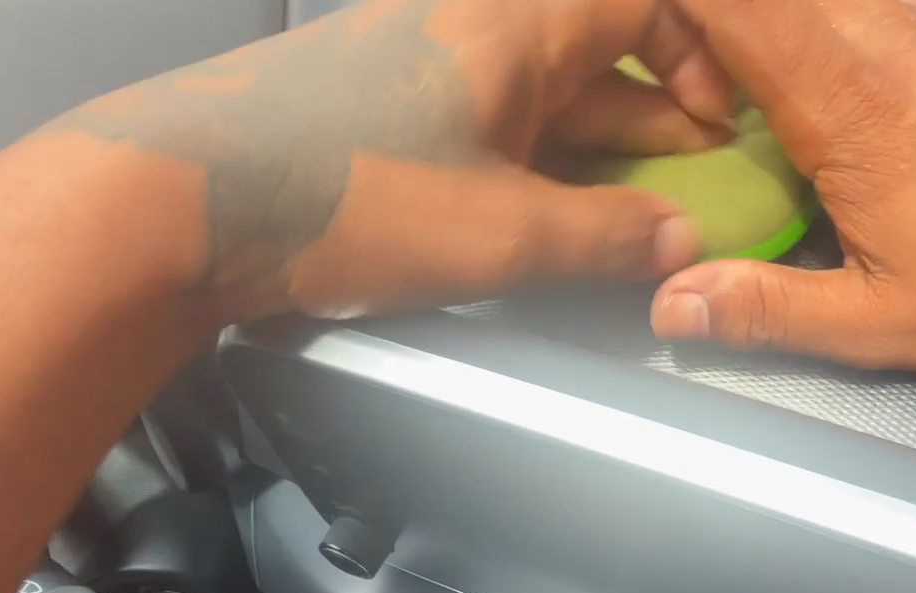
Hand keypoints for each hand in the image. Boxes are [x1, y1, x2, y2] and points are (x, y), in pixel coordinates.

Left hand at [57, 0, 735, 319]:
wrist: (197, 198)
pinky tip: (553, 203)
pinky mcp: (392, 111)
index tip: (718, 121)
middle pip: (596, 48)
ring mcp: (428, 67)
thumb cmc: (356, 199)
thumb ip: (604, 237)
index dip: (698, 51)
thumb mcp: (503, 234)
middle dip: (658, 108)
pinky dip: (540, 158)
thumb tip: (683, 242)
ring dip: (601, 138)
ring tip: (642, 196)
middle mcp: (476, 26)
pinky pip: (494, 122)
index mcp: (516, 26)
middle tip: (698, 169)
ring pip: (543, 91)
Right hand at [649, 0, 915, 369]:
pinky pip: (870, 9)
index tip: (659, 82)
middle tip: (695, 109)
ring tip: (747, 113)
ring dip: (765, 35)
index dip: (674, 21)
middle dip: (709, 31)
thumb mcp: (879, 323)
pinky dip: (822, 40)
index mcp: (853, 99)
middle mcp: (894, 33)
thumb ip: (763, 310)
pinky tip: (831, 113)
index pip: (737, 5)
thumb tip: (669, 306)